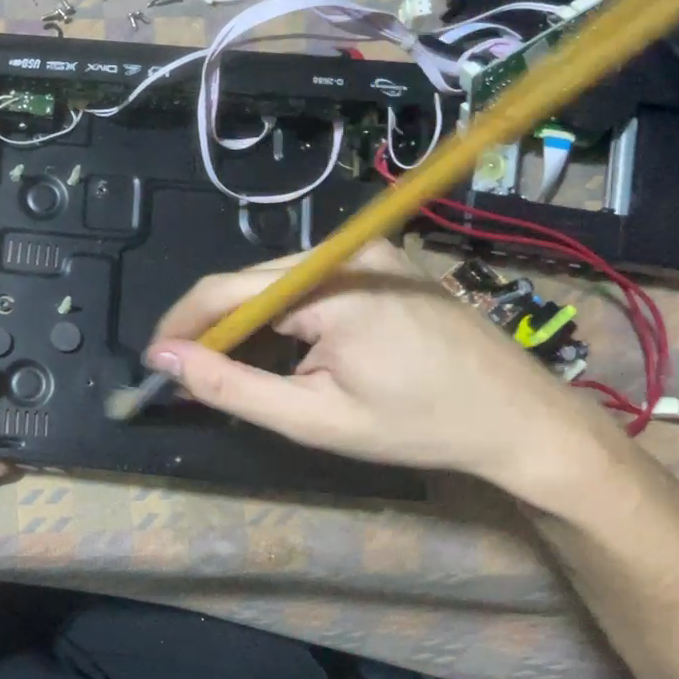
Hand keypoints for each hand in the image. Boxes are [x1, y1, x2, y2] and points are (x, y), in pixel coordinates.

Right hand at [143, 240, 603, 486]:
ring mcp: (369, 253)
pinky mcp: (381, 263)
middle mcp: (347, 252)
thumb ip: (229, 387)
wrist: (523, 421)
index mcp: (332, 285)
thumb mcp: (312, 419)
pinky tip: (288, 354)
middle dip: (213, 330)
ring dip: (247, 325)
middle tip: (196, 378)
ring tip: (241, 373)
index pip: (223, 292)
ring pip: (273, 284)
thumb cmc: (417, 426)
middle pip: (246, 283)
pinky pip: (306, 284)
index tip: (155, 365)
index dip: (180, 328)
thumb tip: (162, 359)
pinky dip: (281, 318)